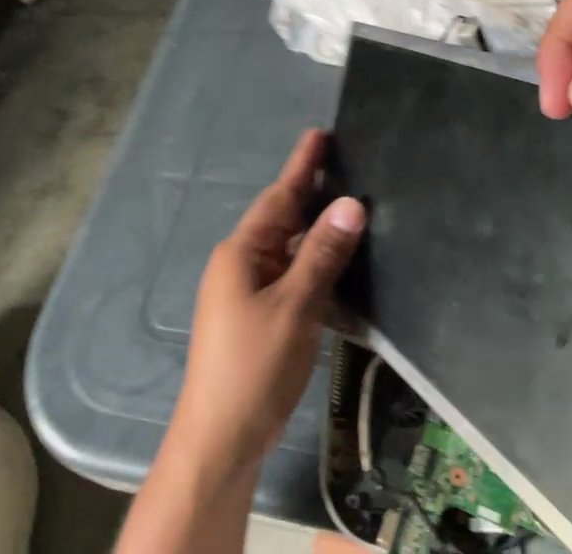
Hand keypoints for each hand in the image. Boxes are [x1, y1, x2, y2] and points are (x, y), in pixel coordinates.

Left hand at [170, 130, 365, 470]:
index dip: (302, 166)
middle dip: (310, 191)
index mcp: (242, 253)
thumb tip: (351, 204)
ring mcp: (245, 294)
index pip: (279, 197)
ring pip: (287, 249)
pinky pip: (289, 276)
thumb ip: (322, 254)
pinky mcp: (257, 319)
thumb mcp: (295, 306)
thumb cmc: (254, 366)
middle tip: (345, 162)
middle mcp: (240, 266)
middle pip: (282, 219)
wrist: (221, 438)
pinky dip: (313, 263)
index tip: (320, 134)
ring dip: (315, 229)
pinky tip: (336, 262)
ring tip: (348, 204)